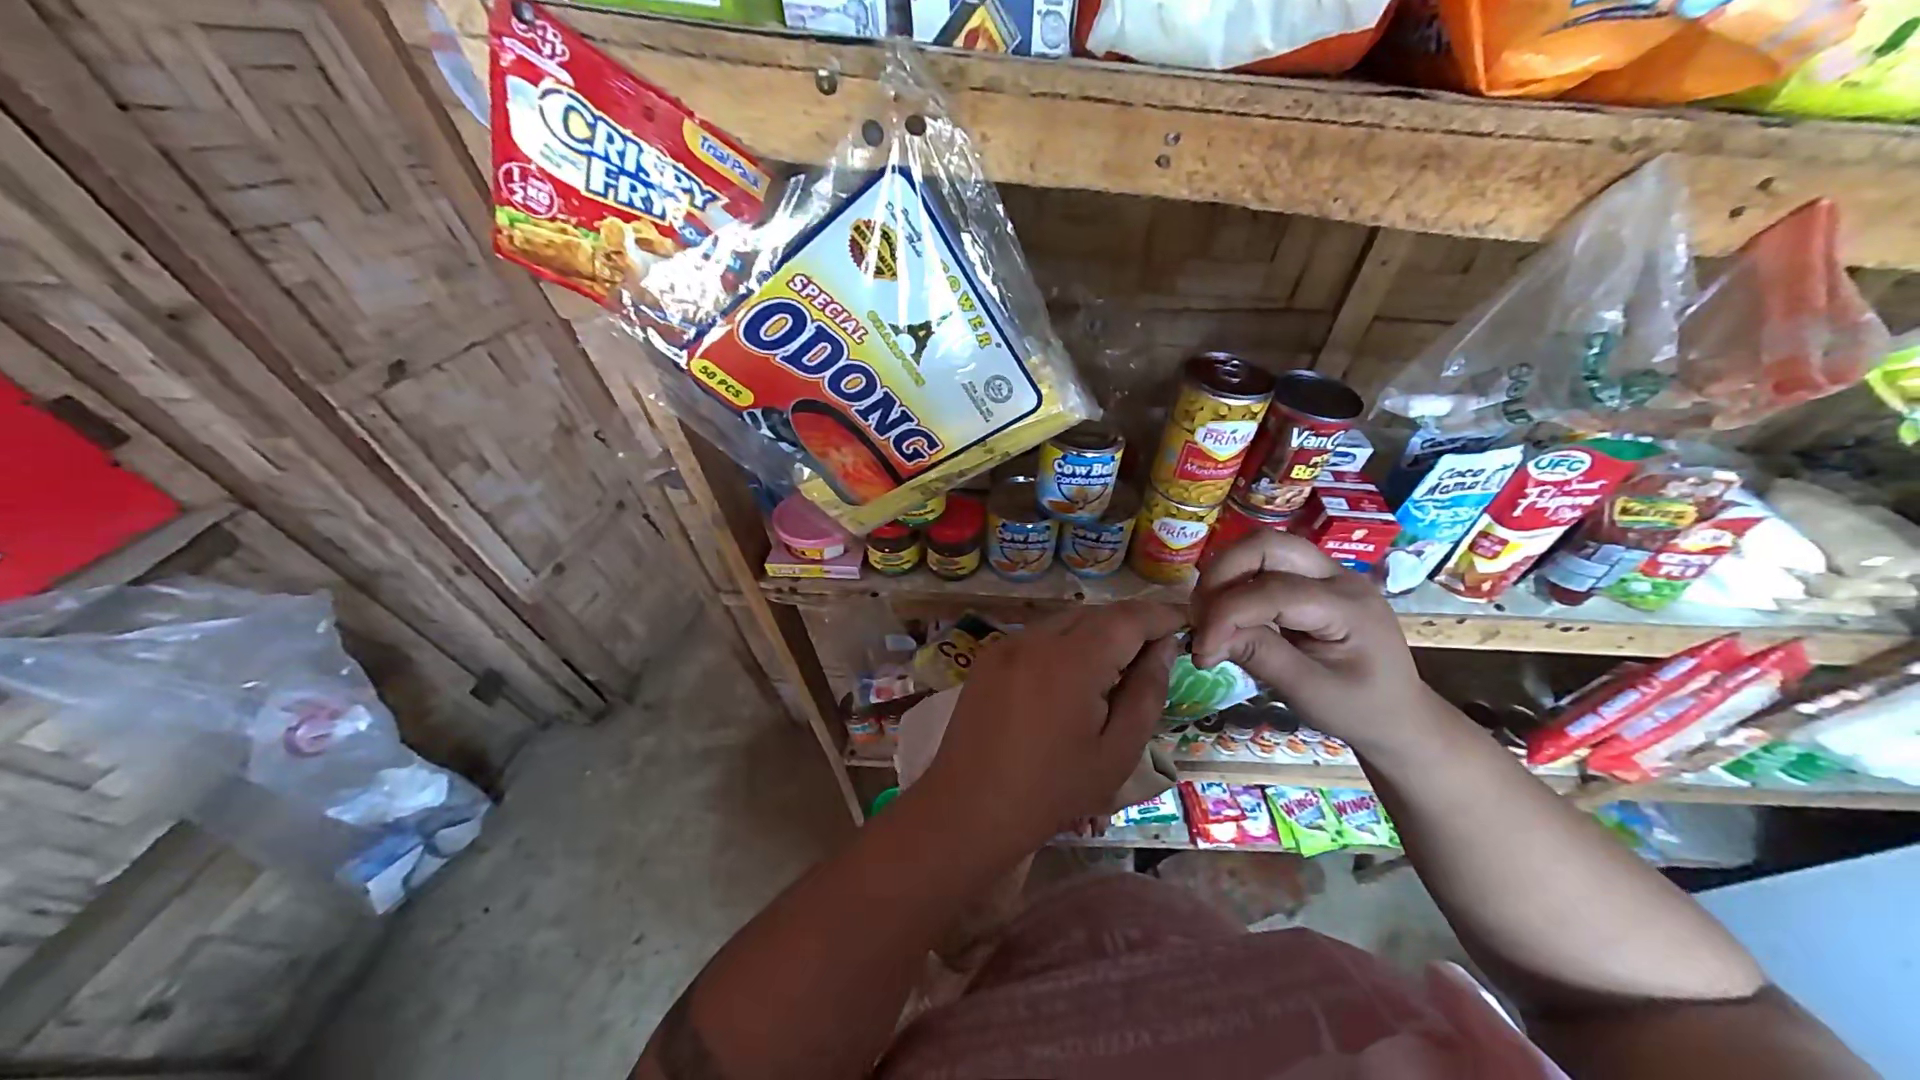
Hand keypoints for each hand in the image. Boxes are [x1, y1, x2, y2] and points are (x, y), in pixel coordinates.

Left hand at [916, 602, 1184, 848]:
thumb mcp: (1117, 752)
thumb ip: (1146, 692)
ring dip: (1096, 636)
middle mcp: (1035, 639)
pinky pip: (1037, 638)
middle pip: (1095, 615)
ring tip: (1113, 673)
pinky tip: (1070, 682)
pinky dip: (1063, 646)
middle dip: (1129, 626)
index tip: (1184, 624)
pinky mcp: (986, 659)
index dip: (1160, 615)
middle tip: (1153, 657)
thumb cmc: (1052, 791)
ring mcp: (1005, 646)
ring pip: (1064, 623)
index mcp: (1071, 661)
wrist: (969, 810)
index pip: (1127, 617)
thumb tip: (1163, 648)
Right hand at [1190, 532, 1433, 752]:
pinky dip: (1237, 582)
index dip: (1226, 615)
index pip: (1272, 591)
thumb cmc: (1360, 710)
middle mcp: (1338, 577)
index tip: (1201, 650)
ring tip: (1208, 615)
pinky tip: (1225, 615)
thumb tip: (1208, 639)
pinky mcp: (1313, 582)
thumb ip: (1260, 657)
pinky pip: (1267, 565)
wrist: (1401, 717)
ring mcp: (1327, 574)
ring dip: (1225, 574)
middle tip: (1199, 616)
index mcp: (1347, 607)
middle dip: (1221, 574)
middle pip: (1266, 545)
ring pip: (1263, 548)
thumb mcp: (1310, 693)